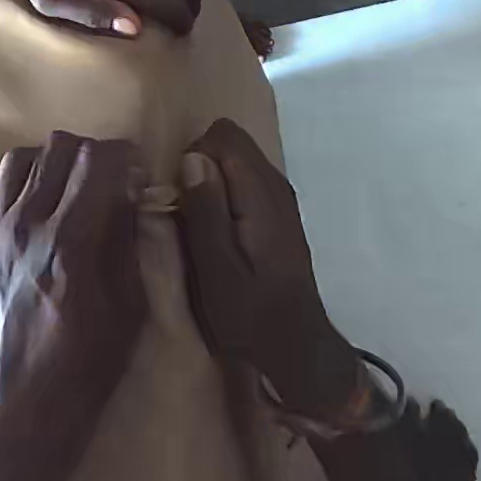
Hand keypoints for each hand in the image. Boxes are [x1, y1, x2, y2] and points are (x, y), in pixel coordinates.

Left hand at [0, 132, 147, 416]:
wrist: (14, 408)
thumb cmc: (83, 365)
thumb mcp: (128, 305)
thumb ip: (126, 237)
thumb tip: (129, 188)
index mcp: (71, 241)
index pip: (97, 159)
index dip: (125, 154)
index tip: (137, 172)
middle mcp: (28, 224)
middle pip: (60, 146)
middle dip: (93, 152)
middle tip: (109, 177)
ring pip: (22, 155)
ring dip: (54, 158)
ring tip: (72, 183)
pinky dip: (17, 173)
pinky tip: (35, 194)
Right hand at [177, 120, 362, 420]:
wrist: (297, 345)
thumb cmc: (250, 312)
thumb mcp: (217, 268)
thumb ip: (205, 209)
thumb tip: (192, 157)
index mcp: (260, 191)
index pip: (222, 135)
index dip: (194, 157)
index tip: (184, 200)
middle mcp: (275, 182)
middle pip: (230, 142)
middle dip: (201, 167)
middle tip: (191, 216)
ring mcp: (280, 195)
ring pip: (236, 160)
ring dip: (213, 183)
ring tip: (205, 228)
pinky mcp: (279, 210)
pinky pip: (245, 180)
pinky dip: (226, 195)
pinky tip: (223, 235)